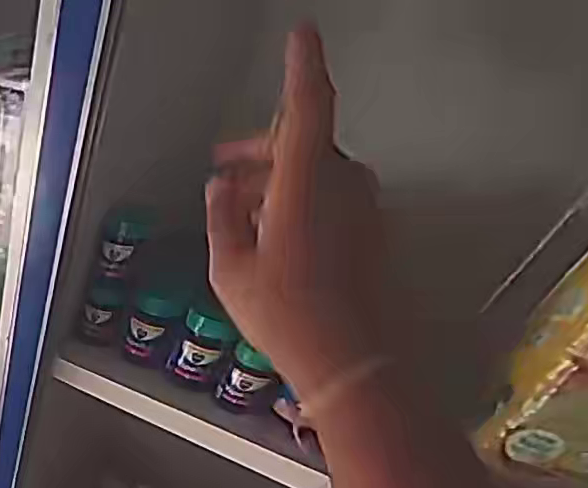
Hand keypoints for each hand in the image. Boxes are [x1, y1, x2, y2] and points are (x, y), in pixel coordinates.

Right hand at [206, 23, 391, 400]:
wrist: (345, 352)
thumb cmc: (283, 312)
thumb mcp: (229, 268)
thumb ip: (222, 216)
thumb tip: (220, 187)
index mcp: (305, 182)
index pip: (307, 104)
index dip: (301, 65)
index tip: (300, 35)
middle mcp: (341, 181)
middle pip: (302, 142)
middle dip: (259, 148)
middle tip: (225, 163)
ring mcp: (360, 204)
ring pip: (314, 169)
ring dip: (275, 178)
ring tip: (238, 207)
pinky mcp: (367, 226)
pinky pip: (328, 195)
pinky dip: (297, 199)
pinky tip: (270, 230)